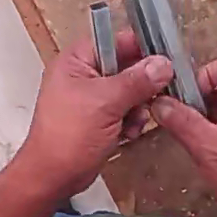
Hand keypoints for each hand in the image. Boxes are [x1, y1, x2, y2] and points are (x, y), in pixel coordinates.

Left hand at [11, 31, 172, 198]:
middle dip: (141, 85)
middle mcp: (82, 76)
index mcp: (76, 61)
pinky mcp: (98, 119)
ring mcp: (90, 99)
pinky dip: (130, 121)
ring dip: (137, 107)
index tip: (163, 59)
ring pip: (129, 92)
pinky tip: (127, 133)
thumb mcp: (106, 102)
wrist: (54, 176)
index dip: (139, 48)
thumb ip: (137, 81)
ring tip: (133, 120)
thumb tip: (162, 65)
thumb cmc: (66, 138)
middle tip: (152, 96)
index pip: (114, 40)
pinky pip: (124, 111)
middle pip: (126, 67)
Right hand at [149, 57, 216, 216]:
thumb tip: (158, 103)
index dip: (201, 78)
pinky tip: (207, 148)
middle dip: (200, 99)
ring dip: (206, 116)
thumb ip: (181, 121)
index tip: (186, 101)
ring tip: (196, 138)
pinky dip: (216, 128)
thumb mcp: (207, 148)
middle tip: (185, 121)